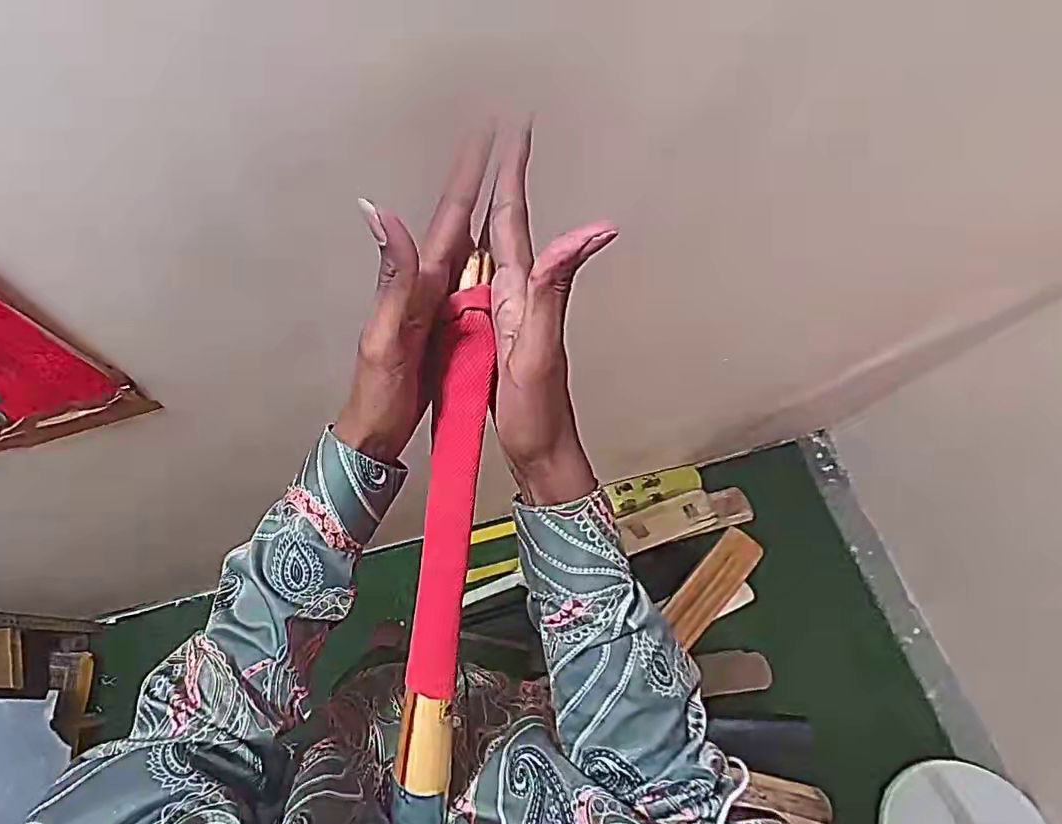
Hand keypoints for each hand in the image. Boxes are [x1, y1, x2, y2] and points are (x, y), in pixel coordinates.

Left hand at [333, 131, 492, 461]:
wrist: (374, 432)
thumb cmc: (377, 395)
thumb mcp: (383, 340)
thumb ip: (391, 282)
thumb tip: (379, 213)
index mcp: (416, 288)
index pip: (446, 220)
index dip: (466, 175)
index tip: (486, 130)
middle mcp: (425, 292)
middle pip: (457, 225)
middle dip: (476, 177)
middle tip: (498, 134)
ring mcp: (433, 311)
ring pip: (463, 252)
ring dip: (479, 210)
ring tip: (494, 174)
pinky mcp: (441, 332)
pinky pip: (465, 288)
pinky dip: (479, 260)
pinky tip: (484, 251)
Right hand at [486, 122, 616, 504]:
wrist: (542, 457)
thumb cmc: (538, 417)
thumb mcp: (540, 354)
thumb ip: (553, 293)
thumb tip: (589, 230)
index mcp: (520, 298)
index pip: (514, 223)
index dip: (511, 175)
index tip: (511, 129)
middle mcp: (516, 302)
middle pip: (506, 230)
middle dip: (503, 181)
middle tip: (500, 138)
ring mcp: (506, 322)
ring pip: (494, 258)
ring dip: (492, 215)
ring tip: (489, 180)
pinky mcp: (494, 343)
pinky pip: (481, 292)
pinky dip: (476, 264)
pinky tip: (473, 261)